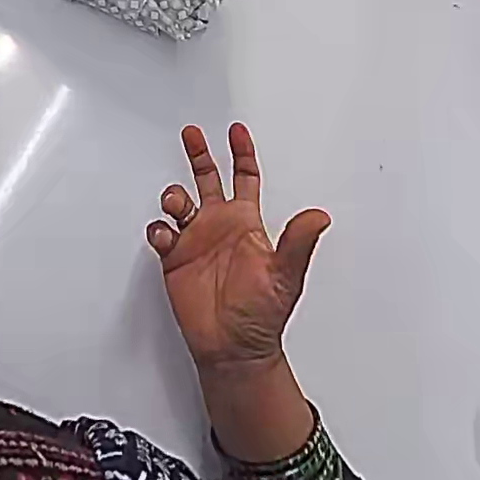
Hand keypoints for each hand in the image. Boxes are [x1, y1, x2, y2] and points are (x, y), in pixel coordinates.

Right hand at [149, 123, 330, 372]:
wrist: (234, 349)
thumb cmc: (262, 314)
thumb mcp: (285, 276)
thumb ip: (298, 243)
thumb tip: (320, 216)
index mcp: (246, 222)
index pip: (245, 177)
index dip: (242, 152)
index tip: (237, 130)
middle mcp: (219, 224)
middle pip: (207, 177)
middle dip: (199, 153)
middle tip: (192, 133)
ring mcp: (196, 239)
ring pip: (180, 201)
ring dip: (175, 195)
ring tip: (177, 202)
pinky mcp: (175, 258)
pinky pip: (161, 233)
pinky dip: (159, 229)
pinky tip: (166, 234)